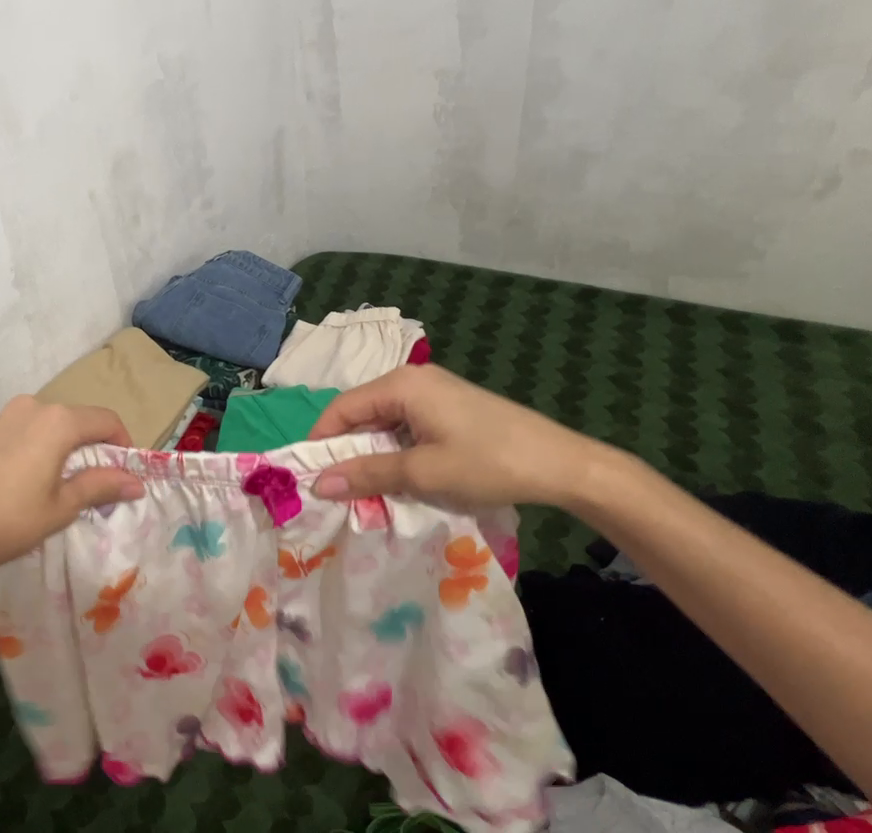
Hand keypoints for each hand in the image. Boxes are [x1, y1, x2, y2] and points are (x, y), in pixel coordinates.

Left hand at [0, 396, 144, 581]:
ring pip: (43, 424)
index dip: (123, 443)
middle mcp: (29, 407)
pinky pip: (15, 433)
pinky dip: (29, 448)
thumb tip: (137, 482)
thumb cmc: (10, 521)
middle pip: (74, 419)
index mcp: (57, 421)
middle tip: (94, 482)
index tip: (126, 472)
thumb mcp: (62, 507)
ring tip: (55, 484)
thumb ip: (101, 486)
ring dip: (58, 446)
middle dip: (90, 446)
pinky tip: (18, 482)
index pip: (105, 420)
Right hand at [306, 364, 633, 508]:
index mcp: (401, 385)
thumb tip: (317, 484)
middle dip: (347, 451)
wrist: (563, 464)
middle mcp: (413, 380)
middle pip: (361, 414)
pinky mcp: (451, 409)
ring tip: (366, 491)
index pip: (341, 409)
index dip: (321, 442)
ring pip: (384, 423)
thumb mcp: (423, 473)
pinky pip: (407, 427)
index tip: (309, 478)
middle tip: (336, 491)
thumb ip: (367, 475)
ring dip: (373, 456)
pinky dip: (397, 452)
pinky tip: (400, 479)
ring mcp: (435, 393)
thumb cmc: (488, 463)